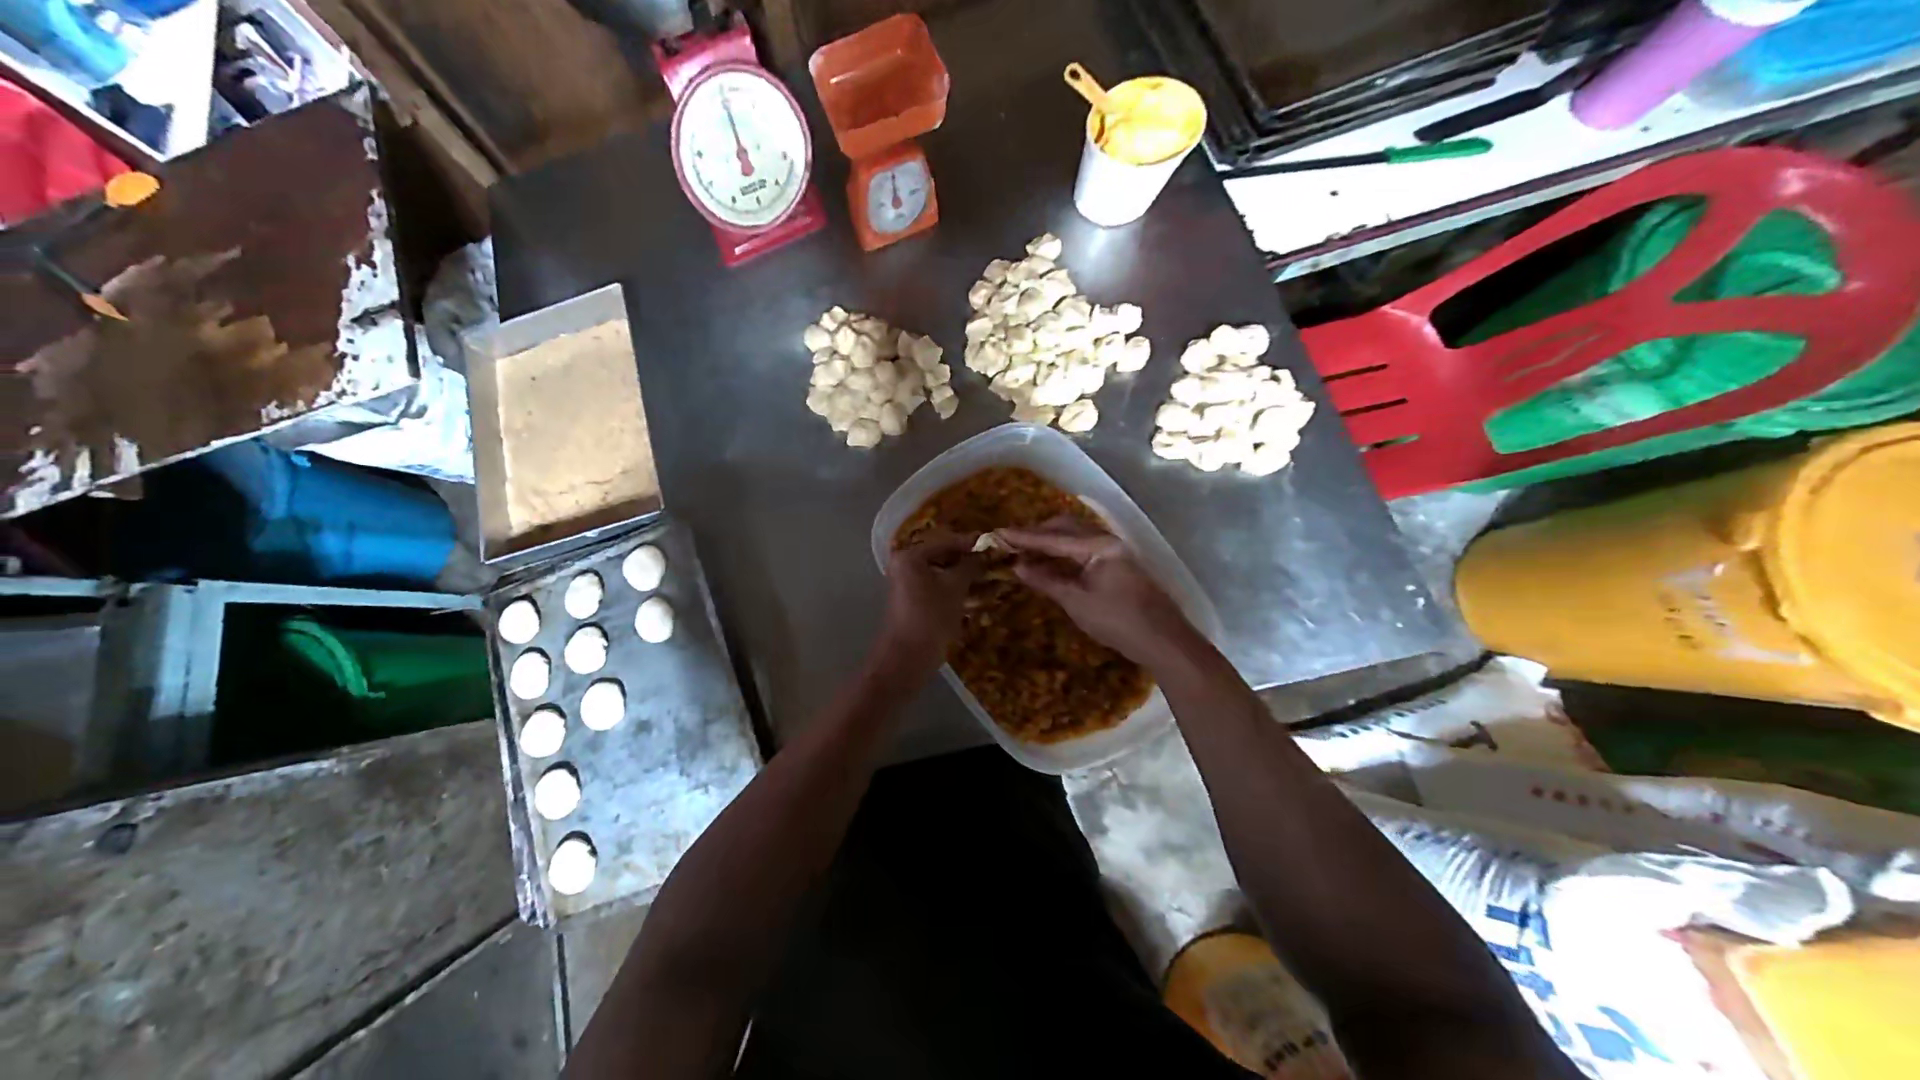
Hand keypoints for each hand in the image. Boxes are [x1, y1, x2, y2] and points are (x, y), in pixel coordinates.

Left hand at [879, 531, 981, 672]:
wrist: (907, 658)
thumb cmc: (931, 616)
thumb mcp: (955, 587)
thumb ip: (970, 565)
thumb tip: (985, 553)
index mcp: (911, 557)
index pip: (946, 542)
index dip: (971, 543)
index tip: (994, 542)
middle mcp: (906, 567)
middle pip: (943, 557)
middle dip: (970, 561)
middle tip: (995, 560)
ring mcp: (909, 586)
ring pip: (943, 575)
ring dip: (966, 577)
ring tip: (993, 577)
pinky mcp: (916, 603)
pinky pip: (940, 590)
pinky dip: (957, 590)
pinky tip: (979, 594)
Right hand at [997, 518, 1201, 668]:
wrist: (1164, 641)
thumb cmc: (1119, 622)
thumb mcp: (1076, 603)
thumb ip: (1046, 580)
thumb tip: (1017, 565)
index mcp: (1098, 545)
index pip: (1053, 537)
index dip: (1023, 537)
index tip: (996, 534)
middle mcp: (1107, 540)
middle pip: (1065, 528)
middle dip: (1036, 533)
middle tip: (1009, 543)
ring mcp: (1115, 551)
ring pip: (1075, 537)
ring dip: (1049, 542)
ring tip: (1023, 553)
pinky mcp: (1117, 564)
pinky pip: (1083, 549)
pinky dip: (1063, 553)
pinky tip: (1049, 565)